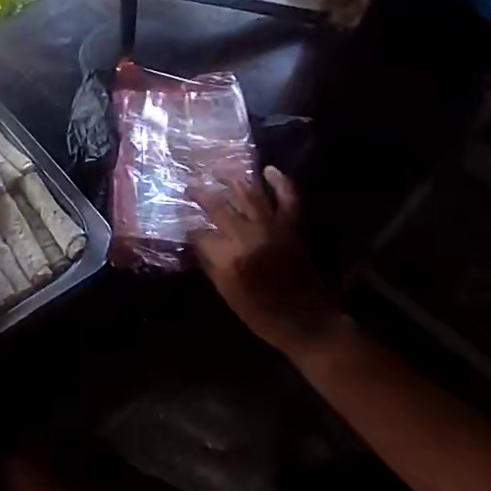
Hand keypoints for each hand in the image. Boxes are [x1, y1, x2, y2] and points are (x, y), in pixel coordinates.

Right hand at [192, 166, 343, 357]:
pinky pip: (288, 197)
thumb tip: (195, 243)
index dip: (190, 228)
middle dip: (201, 194)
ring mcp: (273, 227)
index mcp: (229, 257)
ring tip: (217, 170)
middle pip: (219, 206)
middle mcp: (248, 235)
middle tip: (190, 187)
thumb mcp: (227, 293)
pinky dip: (280, 181)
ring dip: (232, 178)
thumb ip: (210, 264)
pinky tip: (268, 170)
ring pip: (249, 193)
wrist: (306, 321)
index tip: (184, 224)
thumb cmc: (262, 314)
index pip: (200, 233)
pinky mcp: (293, 226)